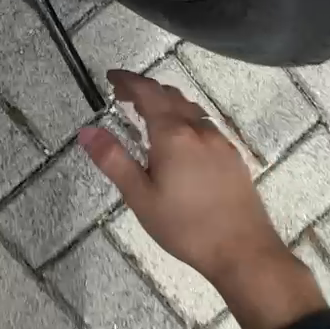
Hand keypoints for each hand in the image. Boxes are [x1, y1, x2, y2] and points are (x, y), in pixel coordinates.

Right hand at [79, 70, 324, 328]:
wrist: (243, 251)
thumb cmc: (185, 226)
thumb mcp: (139, 196)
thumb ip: (113, 160)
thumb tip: (86, 131)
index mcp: (173, 135)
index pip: (148, 93)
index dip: (128, 80)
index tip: (111, 77)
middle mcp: (199, 130)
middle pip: (170, 96)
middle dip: (144, 89)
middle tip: (122, 96)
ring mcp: (220, 142)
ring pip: (190, 109)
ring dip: (166, 102)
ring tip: (147, 114)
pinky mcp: (232, 157)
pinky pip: (204, 125)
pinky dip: (184, 118)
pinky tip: (180, 139)